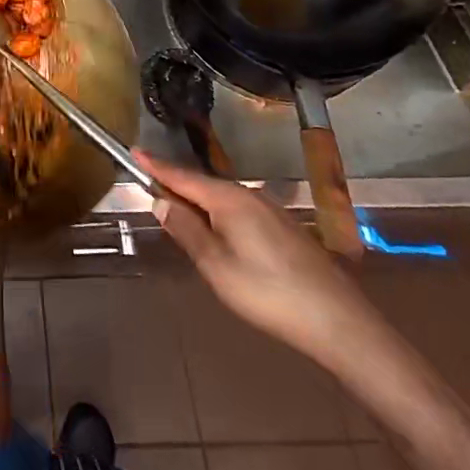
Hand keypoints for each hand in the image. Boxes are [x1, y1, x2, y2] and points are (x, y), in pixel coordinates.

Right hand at [137, 150, 374, 369]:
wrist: (334, 318)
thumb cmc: (266, 292)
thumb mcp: (216, 265)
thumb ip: (187, 230)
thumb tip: (161, 202)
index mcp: (230, 201)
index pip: (184, 177)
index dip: (157, 166)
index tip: (134, 151)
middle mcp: (250, 196)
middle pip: (204, 185)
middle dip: (176, 186)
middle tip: (149, 189)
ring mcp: (271, 211)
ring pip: (222, 199)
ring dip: (197, 203)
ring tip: (176, 213)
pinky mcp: (283, 228)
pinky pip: (239, 211)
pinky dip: (217, 215)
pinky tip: (215, 233)